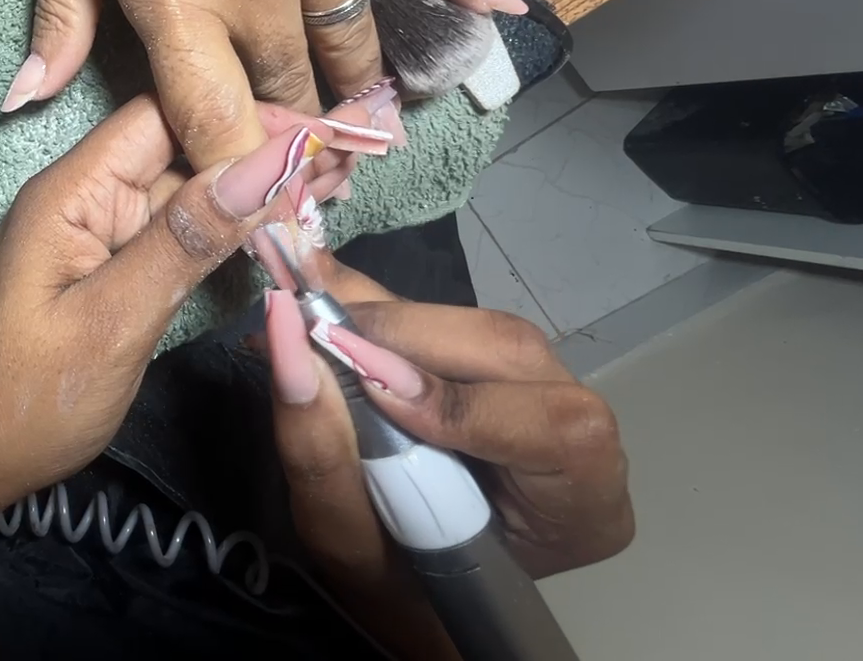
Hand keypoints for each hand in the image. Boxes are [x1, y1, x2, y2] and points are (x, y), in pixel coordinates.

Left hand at [0, 96, 329, 505]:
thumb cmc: (29, 398)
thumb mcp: (112, 321)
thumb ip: (183, 241)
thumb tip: (262, 164)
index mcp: (70, 193)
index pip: (159, 119)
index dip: (237, 115)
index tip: (320, 128)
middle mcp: (82, 198)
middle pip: (175, 152)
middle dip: (256, 153)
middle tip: (348, 162)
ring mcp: (95, 233)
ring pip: (180, 193)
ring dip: (248, 193)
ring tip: (333, 188)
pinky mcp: (106, 267)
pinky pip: (169, 234)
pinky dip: (222, 232)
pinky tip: (274, 232)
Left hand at [11, 0, 525, 168]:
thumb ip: (59, 23)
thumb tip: (25, 101)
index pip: (214, 124)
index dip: (234, 180)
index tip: (253, 216)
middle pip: (285, 88)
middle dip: (288, 132)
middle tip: (300, 164)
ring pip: (352, 38)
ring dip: (355, 85)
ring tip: (360, 117)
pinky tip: (494, 17)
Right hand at [258, 260, 633, 656]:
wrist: (402, 575)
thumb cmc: (385, 576)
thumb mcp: (343, 538)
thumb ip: (320, 452)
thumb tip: (286, 346)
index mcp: (576, 508)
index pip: (558, 431)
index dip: (461, 401)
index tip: (370, 389)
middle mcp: (573, 434)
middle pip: (508, 351)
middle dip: (401, 332)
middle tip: (309, 331)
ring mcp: (534, 386)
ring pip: (470, 321)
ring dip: (379, 315)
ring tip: (307, 321)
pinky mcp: (480, 356)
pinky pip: (431, 309)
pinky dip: (364, 297)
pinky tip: (313, 285)